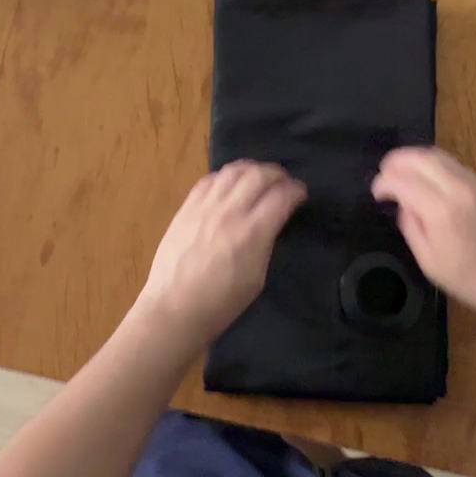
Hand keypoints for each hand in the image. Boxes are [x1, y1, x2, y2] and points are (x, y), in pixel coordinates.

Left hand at [132, 161, 305, 349]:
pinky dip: (225, 176)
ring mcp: (205, 206)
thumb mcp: (257, 278)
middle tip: (283, 181)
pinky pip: (209, 179)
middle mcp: (229, 212)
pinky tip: (230, 183)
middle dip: (276, 173)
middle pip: (258, 174)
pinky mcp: (186, 207)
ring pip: (232, 170)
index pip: (281, 196)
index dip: (296, 190)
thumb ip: (266, 243)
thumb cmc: (221, 303)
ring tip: (258, 176)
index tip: (300, 192)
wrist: (174, 307)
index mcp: (251, 233)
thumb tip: (271, 221)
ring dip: (251, 168)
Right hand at [371, 146, 475, 326]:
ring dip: (415, 160)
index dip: (383, 183)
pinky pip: (453, 165)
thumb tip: (402, 204)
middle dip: (396, 162)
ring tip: (402, 174)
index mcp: (441, 210)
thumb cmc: (472, 281)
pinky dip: (433, 166)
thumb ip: (411, 227)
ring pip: (438, 156)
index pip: (402, 181)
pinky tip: (427, 181)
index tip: (376, 194)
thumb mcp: (429, 262)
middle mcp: (458, 188)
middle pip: (419, 157)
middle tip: (384, 176)